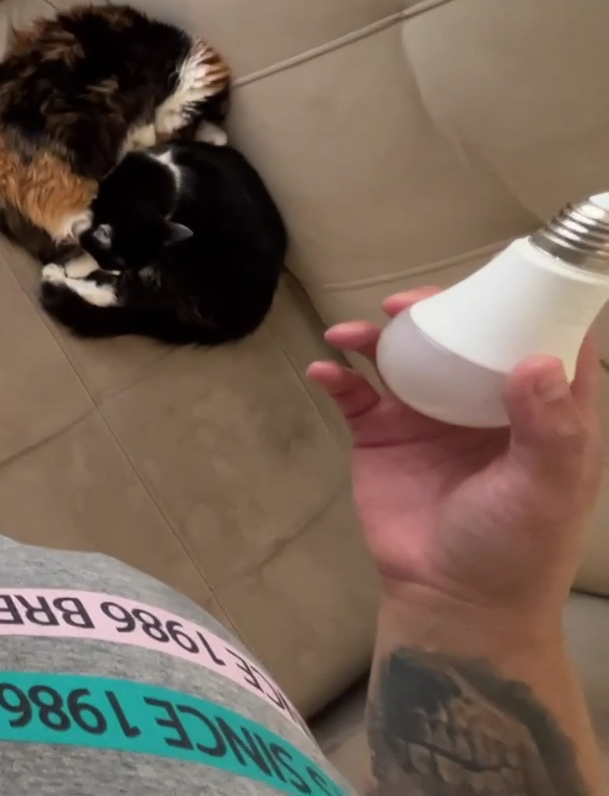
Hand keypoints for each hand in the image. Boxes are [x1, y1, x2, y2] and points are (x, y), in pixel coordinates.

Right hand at [307, 288, 601, 622]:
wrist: (448, 590)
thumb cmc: (515, 542)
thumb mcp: (546, 489)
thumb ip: (548, 429)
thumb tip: (536, 360)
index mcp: (538, 416)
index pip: (544, 350)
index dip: (528, 312)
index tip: (503, 283)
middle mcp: (481, 407)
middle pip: (461, 345)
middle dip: (436, 317)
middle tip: (408, 304)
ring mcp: (424, 418)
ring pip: (398, 361)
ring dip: (373, 340)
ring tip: (347, 333)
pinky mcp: (377, 433)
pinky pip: (352, 394)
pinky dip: (336, 377)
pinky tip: (325, 371)